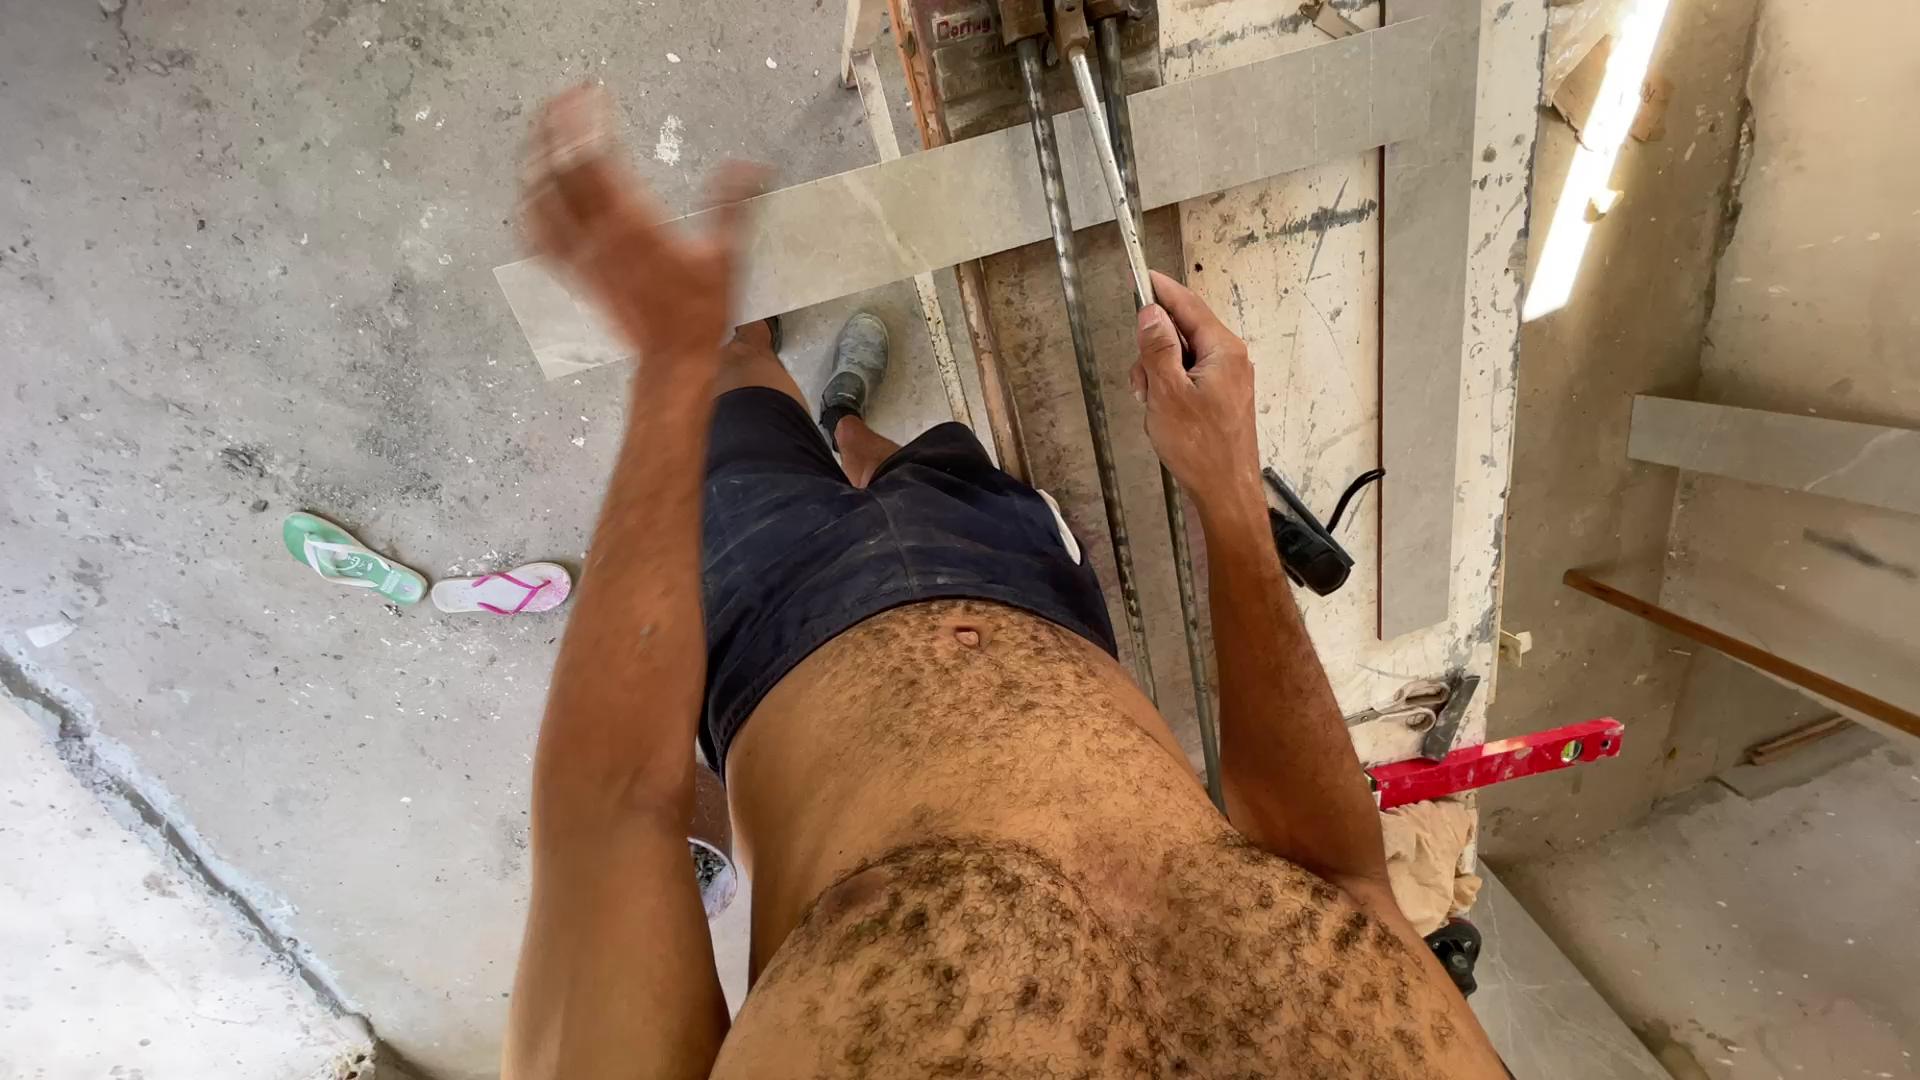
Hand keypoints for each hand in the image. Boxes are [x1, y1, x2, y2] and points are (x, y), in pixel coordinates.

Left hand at [520, 84, 768, 370]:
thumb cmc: (699, 312)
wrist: (674, 358)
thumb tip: (753, 167)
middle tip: (562, 100)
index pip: (594, 152)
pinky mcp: (574, 275)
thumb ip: (734, 204)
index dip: (585, 115)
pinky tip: (530, 197)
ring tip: (541, 134)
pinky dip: (529, 211)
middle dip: (553, 124)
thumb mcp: (726, 255)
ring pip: (539, 196)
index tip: (592, 92)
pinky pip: (538, 238)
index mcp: (634, 221)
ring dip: (534, 159)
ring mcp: (581, 255)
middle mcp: (599, 234)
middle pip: (558, 165)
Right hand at [1129, 270, 1261, 516]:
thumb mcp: (1167, 393)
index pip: (1188, 306)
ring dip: (1158, 376)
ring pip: (1181, 359)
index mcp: (1223, 350)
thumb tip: (1151, 312)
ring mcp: (1227, 379)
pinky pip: (1188, 379)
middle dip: (1153, 352)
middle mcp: (1230, 359)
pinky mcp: (1220, 398)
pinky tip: (1163, 415)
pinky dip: (1169, 390)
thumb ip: (1157, 349)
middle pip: (1182, 333)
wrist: (1225, 489)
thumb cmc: (1199, 446)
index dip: (1162, 290)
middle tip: (1142, 386)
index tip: (1141, 276)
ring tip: (1153, 408)